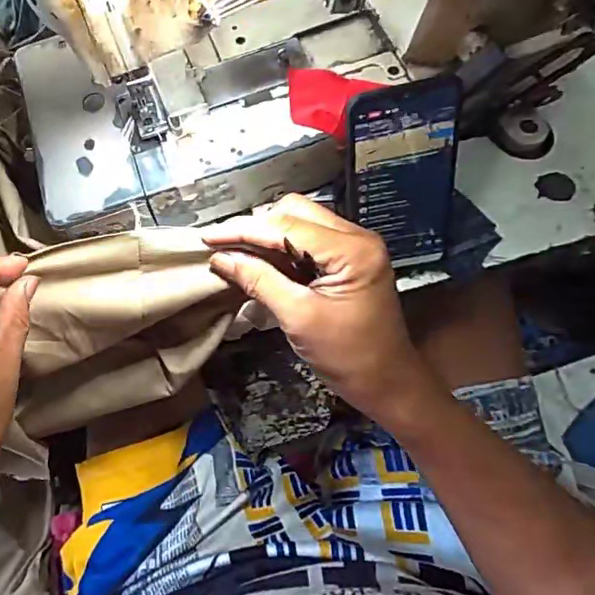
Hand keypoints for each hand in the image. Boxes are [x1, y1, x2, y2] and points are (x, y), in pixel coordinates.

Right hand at [201, 194, 433, 415]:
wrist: (386, 382)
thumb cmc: (347, 355)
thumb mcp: (297, 316)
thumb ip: (258, 280)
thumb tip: (220, 258)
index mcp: (352, 250)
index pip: (285, 225)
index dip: (242, 230)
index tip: (208, 238)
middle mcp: (356, 238)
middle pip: (293, 212)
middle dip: (255, 226)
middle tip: (223, 247)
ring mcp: (353, 247)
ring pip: (297, 221)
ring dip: (265, 235)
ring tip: (236, 253)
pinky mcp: (346, 258)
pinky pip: (305, 238)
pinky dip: (278, 246)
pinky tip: (258, 260)